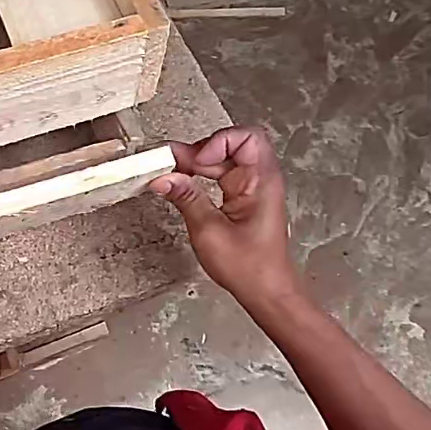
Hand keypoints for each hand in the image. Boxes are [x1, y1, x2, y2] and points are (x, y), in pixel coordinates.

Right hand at [149, 126, 300, 305]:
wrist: (266, 292)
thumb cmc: (250, 267)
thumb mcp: (209, 231)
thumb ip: (186, 198)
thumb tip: (163, 178)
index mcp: (263, 181)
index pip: (246, 137)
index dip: (217, 142)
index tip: (194, 162)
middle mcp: (260, 179)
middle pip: (230, 145)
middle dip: (198, 151)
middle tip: (170, 163)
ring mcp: (251, 188)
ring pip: (222, 159)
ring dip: (195, 163)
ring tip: (170, 172)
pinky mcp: (242, 198)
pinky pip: (220, 175)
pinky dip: (200, 176)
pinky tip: (182, 184)